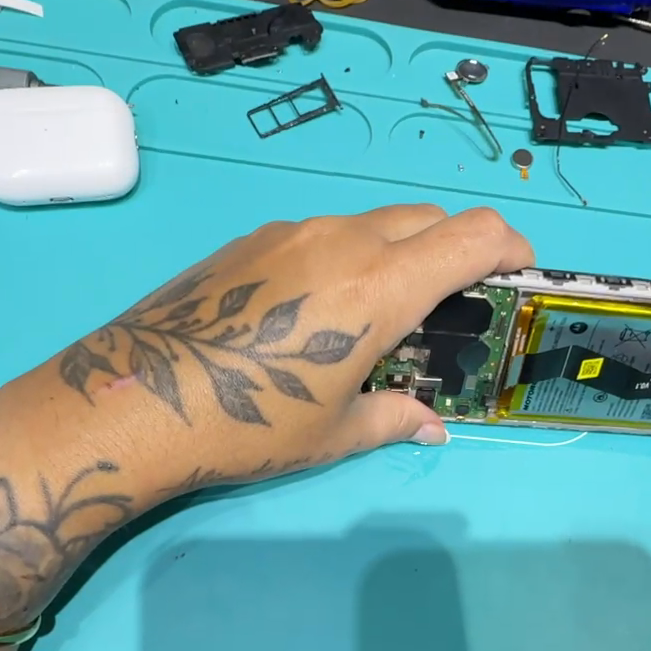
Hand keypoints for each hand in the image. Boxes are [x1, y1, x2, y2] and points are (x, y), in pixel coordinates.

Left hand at [0, 205, 534, 497]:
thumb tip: (432, 428)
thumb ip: (398, 418)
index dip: (512, 248)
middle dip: (461, 251)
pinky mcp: (254, 238)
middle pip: (431, 218)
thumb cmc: (249, 425)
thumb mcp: (336, 433)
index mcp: (380, 287)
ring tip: (385, 314)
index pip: (475, 235)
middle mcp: (343, 240)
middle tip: (454, 306)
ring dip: (404, 252)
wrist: (133, 399)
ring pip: (378, 221)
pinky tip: (322, 310)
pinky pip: (328, 231)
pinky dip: (354, 255)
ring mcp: (293, 231)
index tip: (517, 276)